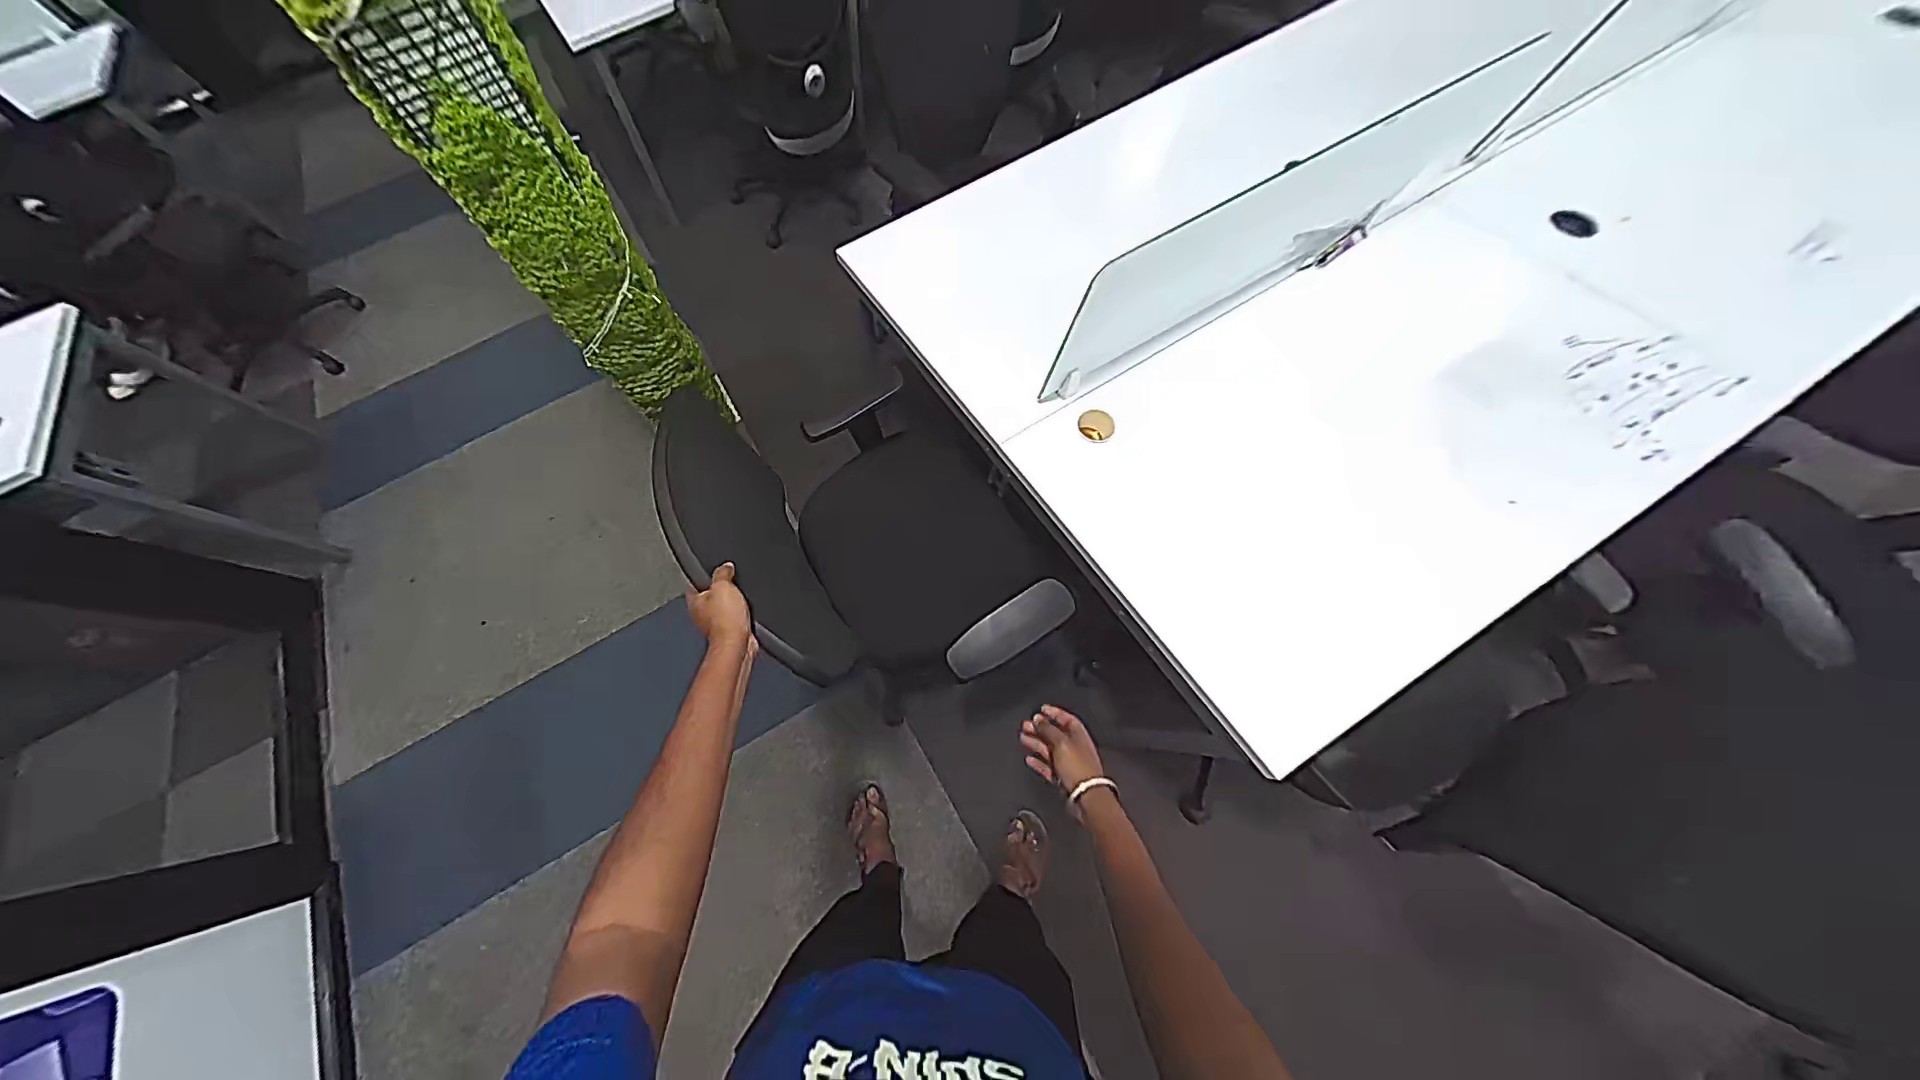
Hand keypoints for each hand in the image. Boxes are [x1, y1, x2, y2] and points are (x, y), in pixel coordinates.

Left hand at [687, 562, 751, 648]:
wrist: (737, 643)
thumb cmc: (725, 619)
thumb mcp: (724, 586)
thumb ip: (723, 573)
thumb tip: (726, 566)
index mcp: (694, 602)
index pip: (693, 586)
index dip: (702, 579)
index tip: (712, 574)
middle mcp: (700, 616)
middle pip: (708, 599)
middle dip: (719, 593)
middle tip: (730, 586)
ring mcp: (713, 626)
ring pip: (720, 611)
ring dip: (729, 607)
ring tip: (739, 601)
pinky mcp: (727, 633)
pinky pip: (732, 621)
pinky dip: (738, 617)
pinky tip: (744, 615)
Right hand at [1021, 705, 1106, 818]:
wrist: (1086, 797)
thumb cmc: (1077, 767)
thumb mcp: (1061, 743)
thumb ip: (1048, 729)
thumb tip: (1038, 718)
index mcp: (1079, 736)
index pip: (1067, 719)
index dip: (1054, 713)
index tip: (1041, 709)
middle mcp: (1074, 748)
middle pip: (1055, 734)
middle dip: (1040, 728)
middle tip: (1025, 725)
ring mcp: (1068, 763)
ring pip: (1049, 750)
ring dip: (1036, 742)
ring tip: (1022, 737)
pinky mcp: (1062, 778)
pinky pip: (1048, 767)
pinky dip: (1038, 762)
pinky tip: (1029, 759)